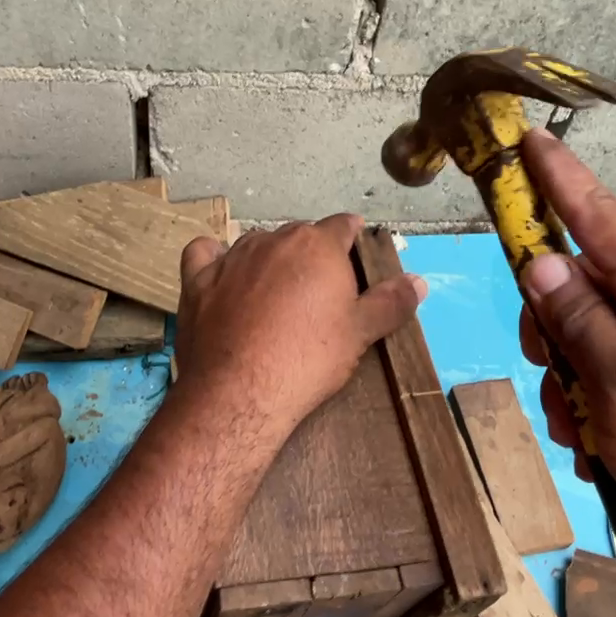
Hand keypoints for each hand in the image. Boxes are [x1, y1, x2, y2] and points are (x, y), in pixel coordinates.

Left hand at [174, 215, 425, 434]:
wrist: (239, 391)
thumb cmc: (308, 359)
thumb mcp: (359, 334)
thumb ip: (389, 303)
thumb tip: (418, 281)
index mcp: (316, 245)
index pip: (342, 225)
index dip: (351, 239)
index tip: (355, 254)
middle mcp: (272, 239)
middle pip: (298, 236)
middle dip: (310, 255)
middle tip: (318, 291)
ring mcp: (231, 257)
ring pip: (256, 244)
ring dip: (268, 259)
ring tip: (274, 293)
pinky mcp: (197, 280)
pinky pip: (205, 254)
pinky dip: (214, 259)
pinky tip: (221, 276)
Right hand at [516, 131, 615, 577]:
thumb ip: (578, 321)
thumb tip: (543, 261)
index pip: (600, 217)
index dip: (558, 178)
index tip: (528, 138)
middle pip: (592, 284)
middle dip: (556, 327)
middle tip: (551, 380)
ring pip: (608, 330)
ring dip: (579, 376)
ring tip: (584, 434)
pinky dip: (610, 394)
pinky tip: (607, 443)